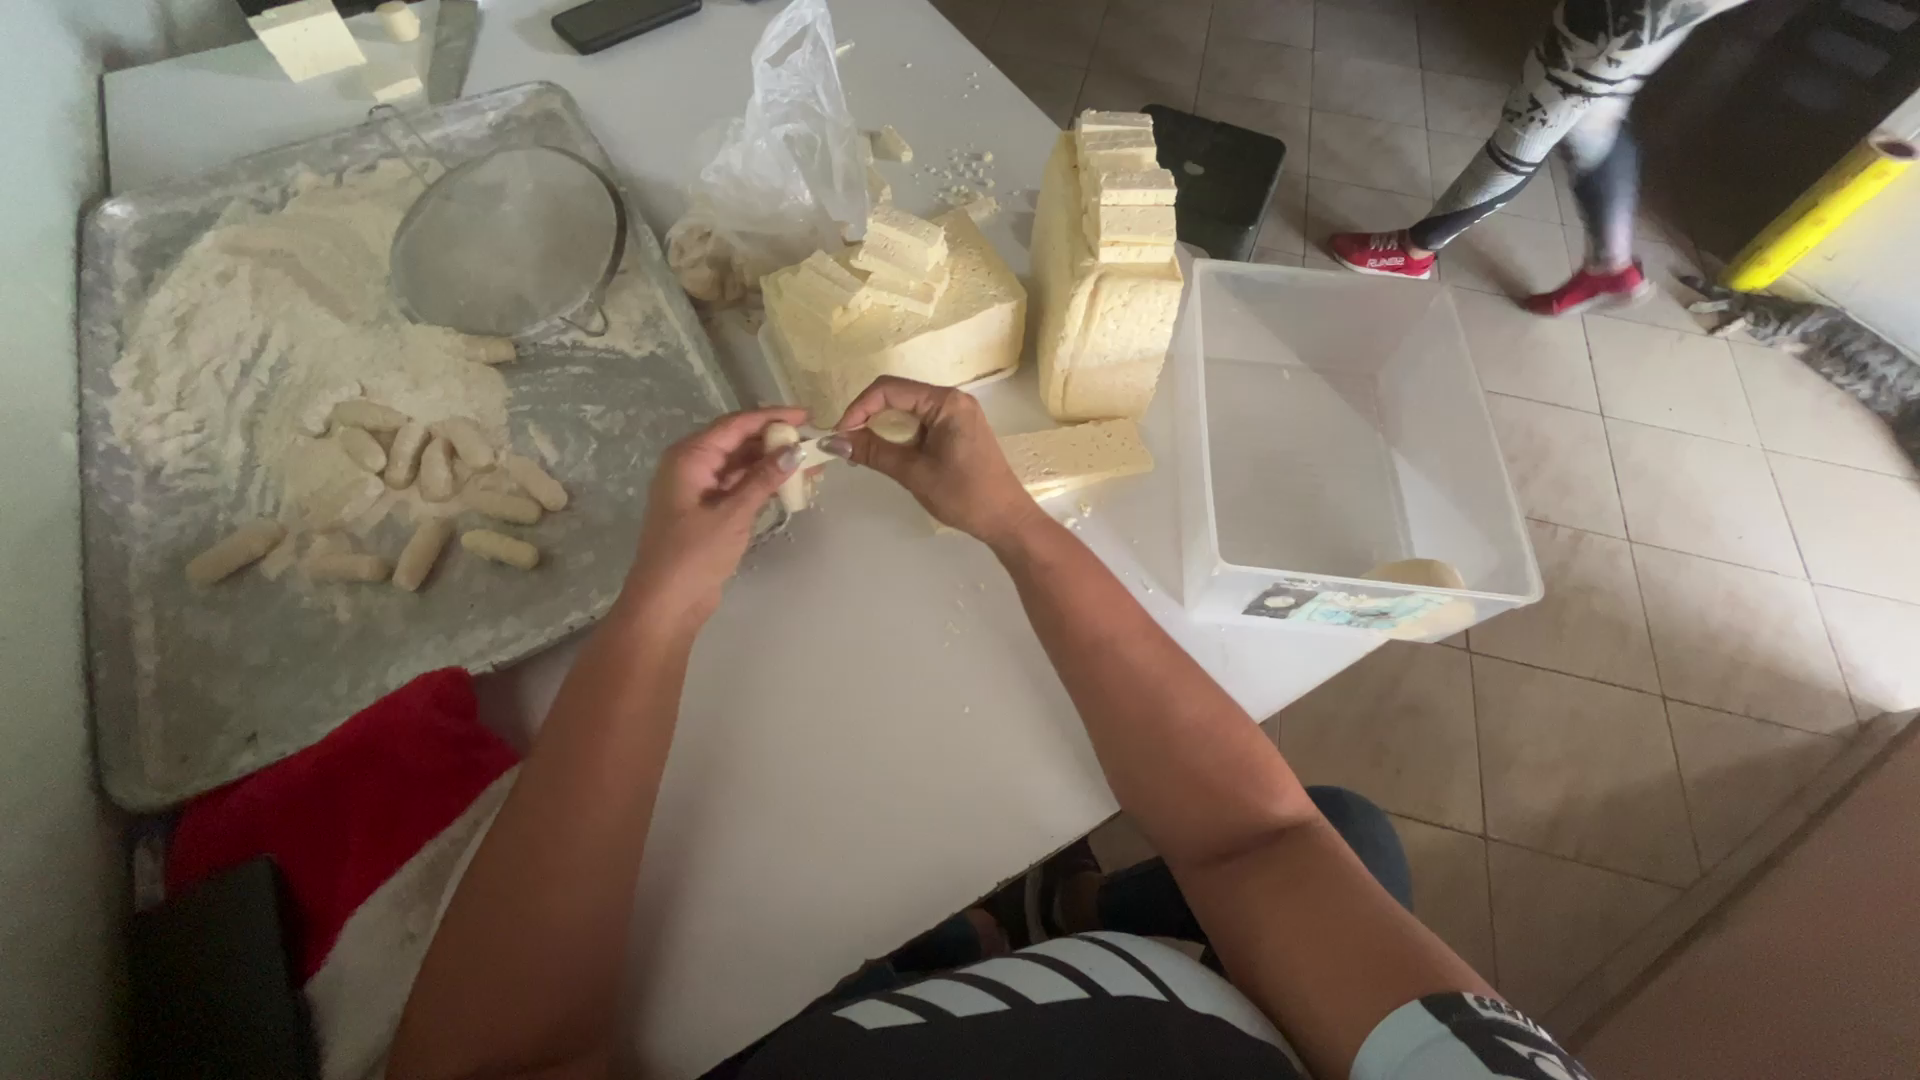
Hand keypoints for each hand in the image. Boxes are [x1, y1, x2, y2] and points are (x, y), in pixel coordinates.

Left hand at [624, 406, 807, 625]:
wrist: (667, 602)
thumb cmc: (693, 554)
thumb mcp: (733, 514)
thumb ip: (764, 479)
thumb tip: (794, 451)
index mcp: (689, 457)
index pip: (735, 425)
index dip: (772, 418)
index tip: (806, 416)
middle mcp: (692, 466)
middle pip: (738, 441)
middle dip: (774, 440)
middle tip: (812, 441)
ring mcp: (699, 489)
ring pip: (740, 464)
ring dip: (771, 462)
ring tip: (808, 462)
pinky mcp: (708, 509)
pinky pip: (738, 485)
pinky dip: (762, 483)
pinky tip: (788, 484)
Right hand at [829, 377, 1043, 546]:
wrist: (1006, 519)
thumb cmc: (964, 495)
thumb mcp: (914, 473)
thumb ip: (873, 452)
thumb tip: (833, 442)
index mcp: (946, 402)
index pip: (889, 389)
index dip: (859, 408)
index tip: (840, 435)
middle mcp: (952, 399)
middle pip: (897, 396)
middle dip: (867, 417)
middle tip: (847, 445)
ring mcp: (956, 414)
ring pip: (906, 410)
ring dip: (881, 428)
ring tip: (863, 453)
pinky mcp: (956, 430)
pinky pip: (920, 423)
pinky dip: (899, 435)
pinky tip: (887, 454)